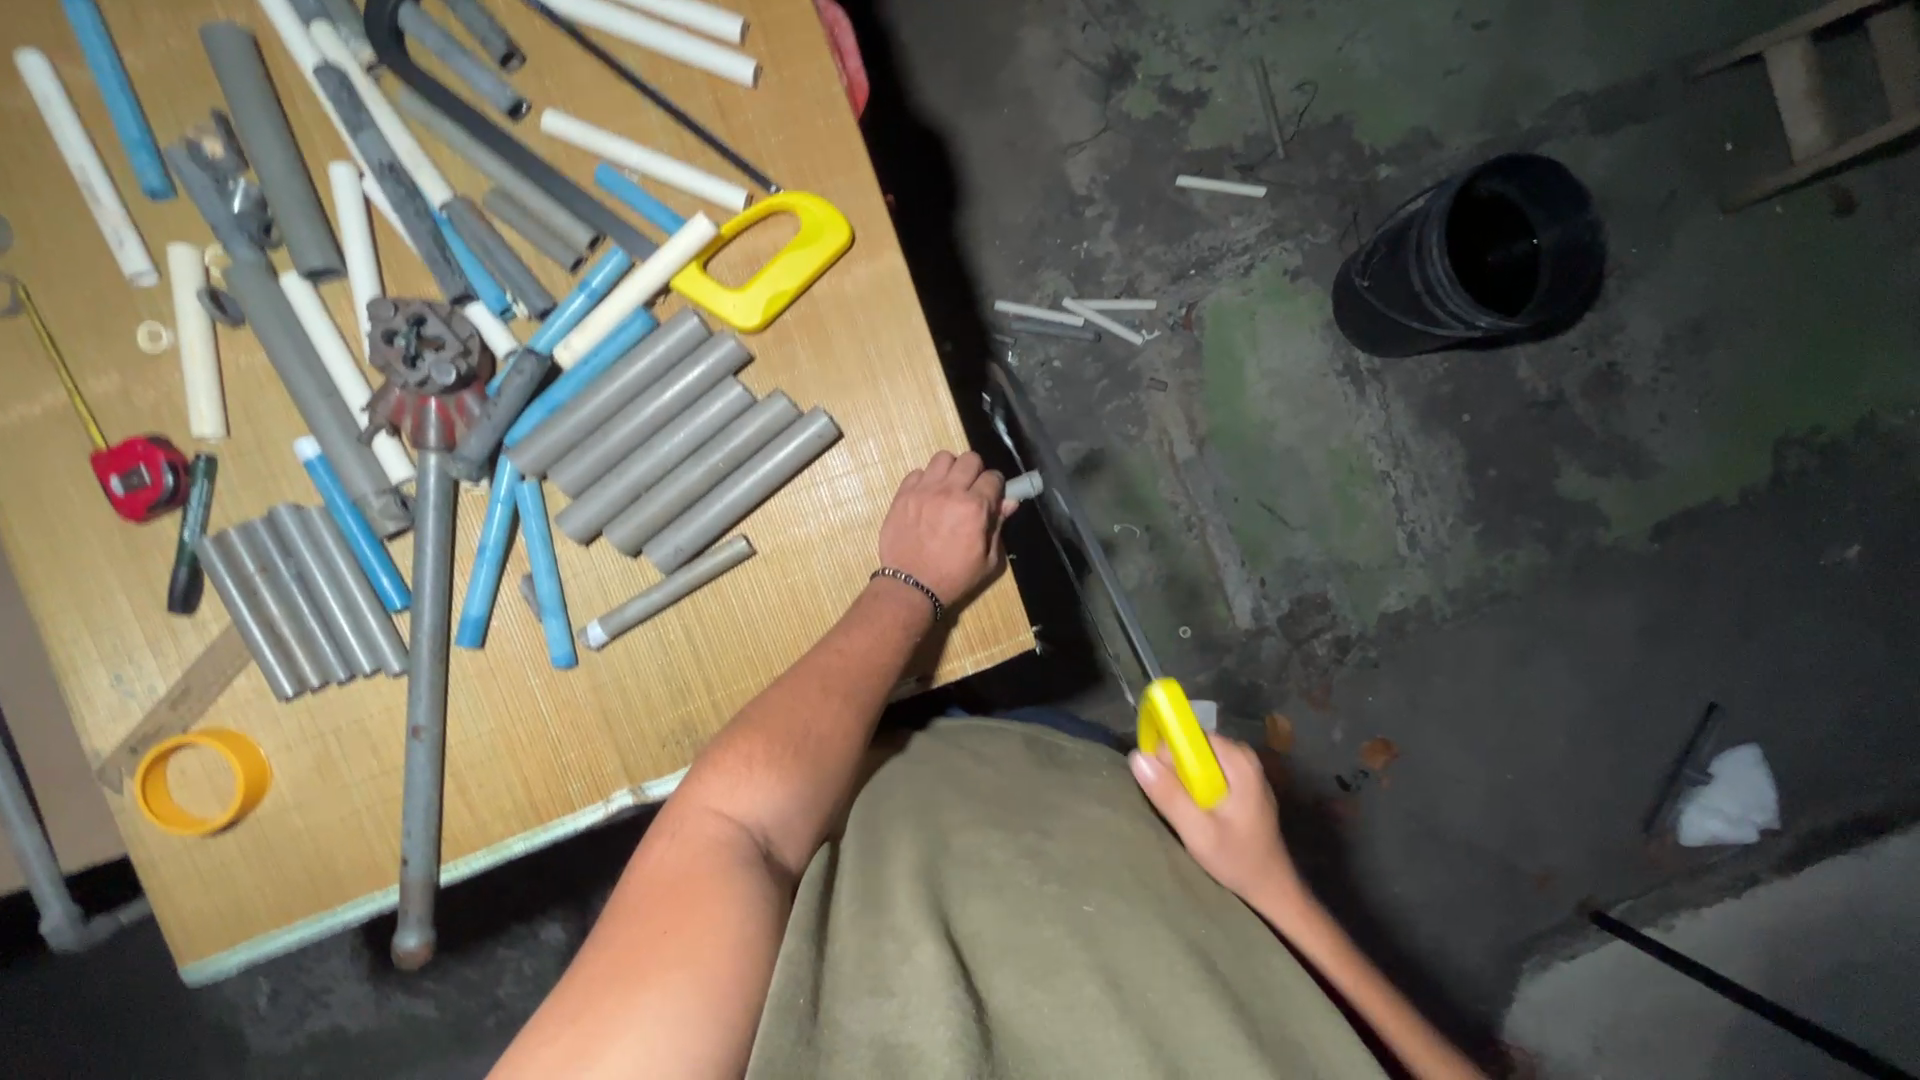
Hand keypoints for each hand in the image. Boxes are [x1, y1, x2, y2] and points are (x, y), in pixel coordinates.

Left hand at [877, 451, 1013, 606]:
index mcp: (974, 507)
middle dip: (976, 472)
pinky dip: (926, 480)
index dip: (996, 487)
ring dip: (950, 470)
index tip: (992, 497)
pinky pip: (917, 472)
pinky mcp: (903, 495)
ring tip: (948, 488)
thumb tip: (1009, 502)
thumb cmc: (954, 578)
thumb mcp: (988, 560)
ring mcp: (924, 490)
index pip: (993, 477)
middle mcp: (950, 491)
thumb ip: (998, 526)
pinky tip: (927, 497)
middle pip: (970, 459)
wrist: (911, 586)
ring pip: (942, 458)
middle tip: (971, 490)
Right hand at [1131, 735, 1304, 902]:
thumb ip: (1169, 795)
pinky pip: (1208, 769)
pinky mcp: (1242, 781)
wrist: (1271, 886)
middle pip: (1192, 746)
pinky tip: (1199, 812)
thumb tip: (1138, 757)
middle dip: (1176, 770)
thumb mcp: (1197, 832)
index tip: (1162, 786)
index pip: (1188, 737)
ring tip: (1186, 811)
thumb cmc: (1237, 859)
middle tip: (1175, 804)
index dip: (1168, 757)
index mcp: (1238, 761)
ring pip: (1198, 759)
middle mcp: (1243, 756)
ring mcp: (1245, 768)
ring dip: (1184, 780)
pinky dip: (1196, 785)